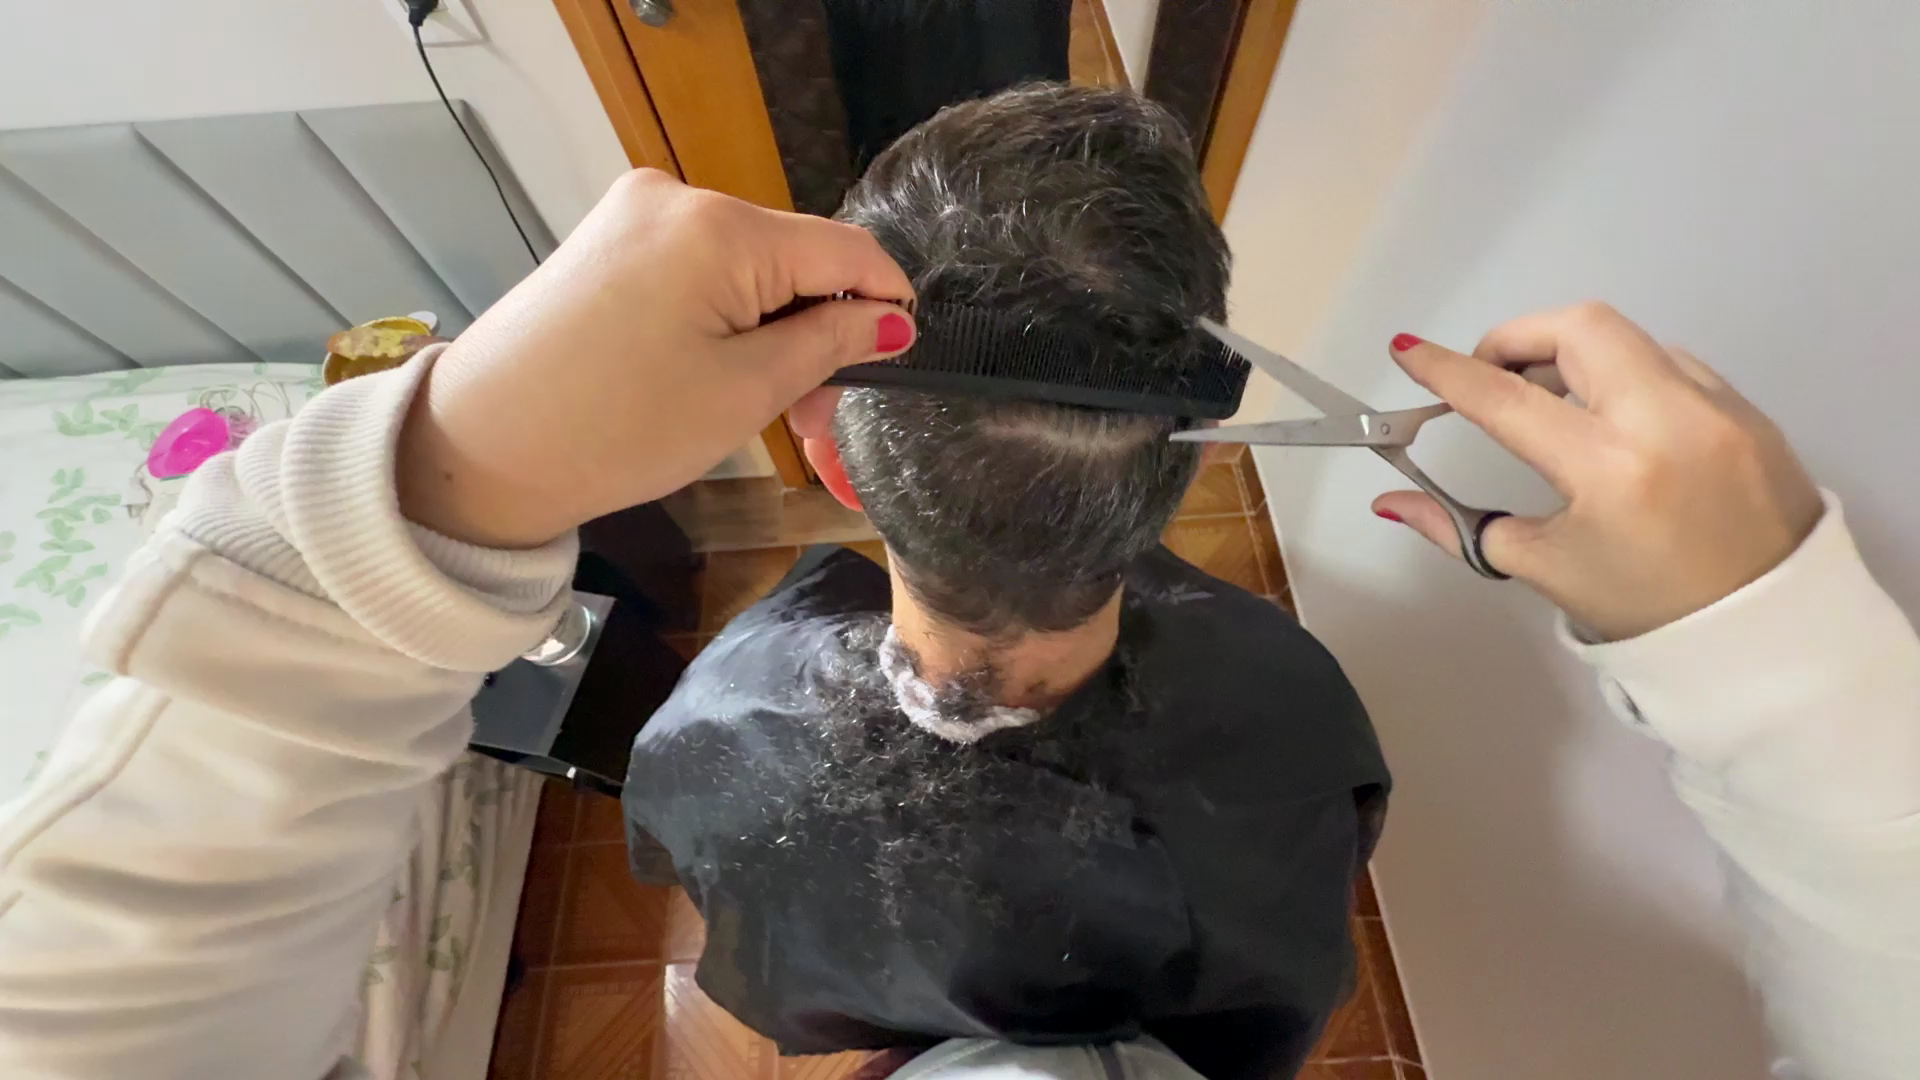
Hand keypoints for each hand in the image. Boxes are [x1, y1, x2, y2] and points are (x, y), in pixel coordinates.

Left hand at [395, 169, 915, 547]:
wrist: (483, 447)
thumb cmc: (624, 428)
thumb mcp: (747, 391)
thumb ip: (830, 343)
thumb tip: (893, 322)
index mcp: (720, 228)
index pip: (843, 248)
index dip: (886, 300)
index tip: (901, 356)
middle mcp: (678, 198)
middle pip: (794, 261)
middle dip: (821, 334)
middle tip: (817, 419)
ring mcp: (638, 215)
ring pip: (752, 272)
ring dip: (778, 335)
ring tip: (773, 408)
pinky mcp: (615, 242)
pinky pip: (705, 274)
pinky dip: (733, 322)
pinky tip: (726, 373)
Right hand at [1373, 302, 1822, 640]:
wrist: (1768, 623)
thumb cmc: (1639, 603)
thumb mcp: (1533, 564)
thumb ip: (1451, 525)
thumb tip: (1389, 503)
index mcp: (1608, 468)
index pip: (1507, 399)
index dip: (1446, 370)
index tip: (1408, 349)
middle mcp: (1668, 419)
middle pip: (1578, 328)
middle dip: (1513, 338)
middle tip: (1485, 376)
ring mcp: (1717, 406)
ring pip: (1623, 338)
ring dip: (1562, 353)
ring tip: (1536, 398)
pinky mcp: (1745, 407)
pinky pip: (1662, 361)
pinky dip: (1610, 371)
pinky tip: (1597, 414)